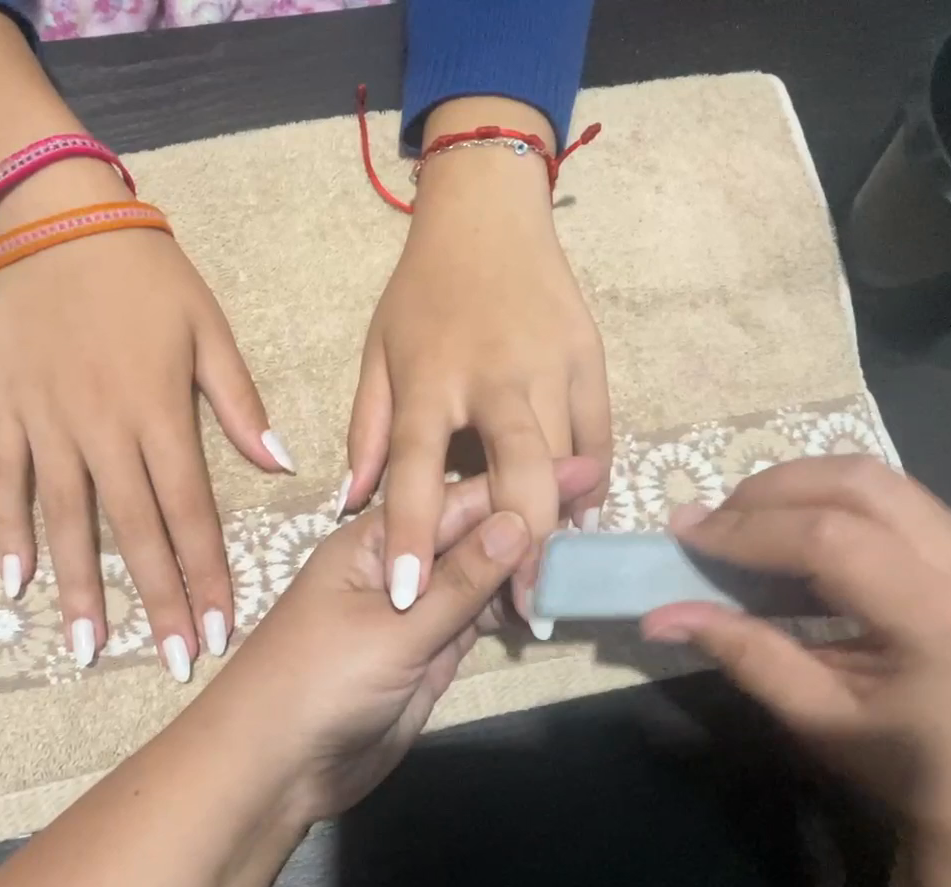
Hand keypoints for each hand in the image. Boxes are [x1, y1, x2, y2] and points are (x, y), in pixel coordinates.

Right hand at [0, 175, 288, 681]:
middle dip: (158, 600)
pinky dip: (8, 532)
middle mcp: (105, 431)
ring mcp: (47, 424)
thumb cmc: (147, 276)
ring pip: (69, 520)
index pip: (192, 513)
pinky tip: (16, 583)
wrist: (57, 219)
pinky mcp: (0, 413)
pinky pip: (4, 482)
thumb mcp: (210, 328)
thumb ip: (241, 403)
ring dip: (80, 587)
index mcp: (162, 414)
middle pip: (136, 532)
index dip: (207, 574)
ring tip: (88, 648)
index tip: (219, 629)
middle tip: (171, 660)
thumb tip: (282, 463)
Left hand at [204, 457, 606, 821]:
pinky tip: (545, 602)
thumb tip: (521, 520)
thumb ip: (460, 582)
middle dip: (531, 524)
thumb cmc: (319, 682)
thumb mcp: (392, 628)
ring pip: (480, 580)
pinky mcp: (426, 653)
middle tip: (598, 508)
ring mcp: (414, 612)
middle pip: (473, 536)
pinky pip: (475, 621)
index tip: (582, 469)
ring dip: (525, 570)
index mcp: (376, 540)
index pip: (457, 502)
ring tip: (586, 553)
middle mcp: (399, 566)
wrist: (276, 766)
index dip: (520, 486)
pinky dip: (509, 613)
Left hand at [345, 100, 609, 626]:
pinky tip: (582, 519)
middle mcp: (493, 377)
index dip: (412, 535)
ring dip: (563, 524)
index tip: (408, 597)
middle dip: (522, 545)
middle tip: (526, 606)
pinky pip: (600, 434)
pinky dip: (594, 482)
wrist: (488, 215)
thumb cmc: (422, 294)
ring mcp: (551, 365)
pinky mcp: (591, 358)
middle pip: (519, 471)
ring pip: (567, 461)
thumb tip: (350, 502)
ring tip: (554, 576)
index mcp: (428, 379)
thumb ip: (367, 431)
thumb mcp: (377, 354)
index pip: (417, 468)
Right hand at [641, 456, 950, 839]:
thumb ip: (742, 654)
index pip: (827, 536)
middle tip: (710, 527)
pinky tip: (787, 534)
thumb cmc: (910, 760)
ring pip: (868, 474)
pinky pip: (882, 492)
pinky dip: (820, 496)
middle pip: (853, 481)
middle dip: (766, 491)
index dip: (746, 530)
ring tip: (741, 525)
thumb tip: (658, 617)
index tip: (683, 537)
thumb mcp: (816, 717)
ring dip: (792, 485)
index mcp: (932, 614)